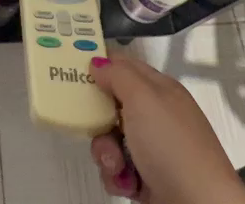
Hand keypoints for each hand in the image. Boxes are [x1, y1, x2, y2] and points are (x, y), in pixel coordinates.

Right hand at [87, 53, 244, 203]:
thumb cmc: (171, 145)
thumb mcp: (144, 99)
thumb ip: (118, 75)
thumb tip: (98, 61)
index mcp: (160, 90)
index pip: (125, 66)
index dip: (101, 64)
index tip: (74, 69)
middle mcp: (156, 116)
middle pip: (112, 105)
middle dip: (98, 118)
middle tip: (95, 127)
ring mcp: (152, 149)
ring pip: (111, 140)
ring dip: (106, 153)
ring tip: (117, 166)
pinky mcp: (147, 178)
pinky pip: (118, 169)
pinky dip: (117, 177)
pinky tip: (126, 184)